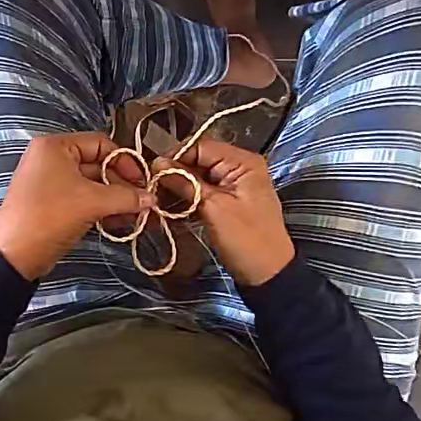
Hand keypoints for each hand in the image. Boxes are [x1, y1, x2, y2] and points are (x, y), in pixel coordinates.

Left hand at [0, 133, 154, 279]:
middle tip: (143, 201)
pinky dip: (100, 208)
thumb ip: (126, 197)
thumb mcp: (92, 202)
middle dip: (122, 184)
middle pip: (97, 164)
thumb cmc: (51, 216)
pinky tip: (119, 222)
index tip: (142, 181)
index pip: (100, 143)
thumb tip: (153, 198)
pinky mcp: (51, 202)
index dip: (124, 161)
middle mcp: (51, 158)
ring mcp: (50, 181)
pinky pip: (82, 198)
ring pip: (92, 184)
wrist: (14, 254)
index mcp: (56, 147)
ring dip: (114, 199)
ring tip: (136, 215)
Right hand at [163, 138, 294, 285]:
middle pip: (199, 159)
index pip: (201, 146)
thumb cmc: (246, 239)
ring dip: (180, 186)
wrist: (267, 274)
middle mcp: (240, 166)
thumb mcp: (213, 208)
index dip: (176, 157)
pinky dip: (189, 197)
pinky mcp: (228, 200)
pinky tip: (173, 206)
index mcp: (243, 161)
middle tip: (153, 188)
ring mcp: (234, 183)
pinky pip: (204, 190)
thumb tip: (158, 163)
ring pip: (198, 176)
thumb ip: (186, 182)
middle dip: (176, 173)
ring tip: (159, 198)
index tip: (153, 173)